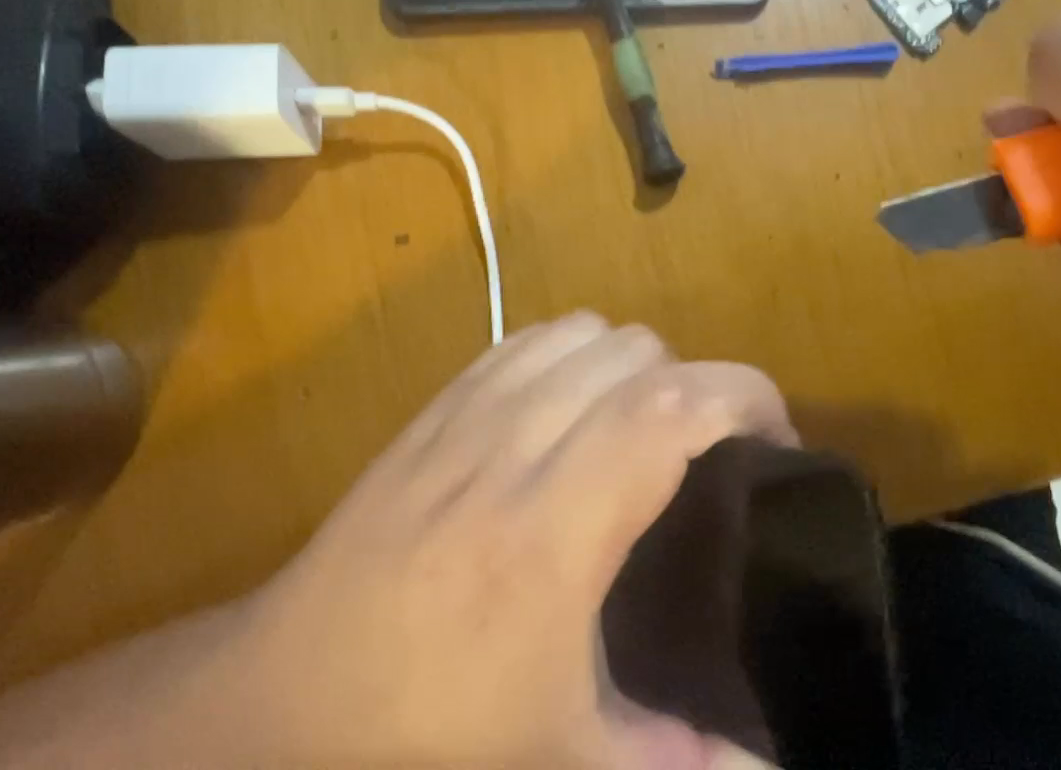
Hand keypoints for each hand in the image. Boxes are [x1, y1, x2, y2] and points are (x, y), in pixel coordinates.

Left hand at [226, 313, 793, 768]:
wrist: (283, 697)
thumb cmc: (428, 724)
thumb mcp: (563, 757)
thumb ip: (677, 762)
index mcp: (556, 526)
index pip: (672, 406)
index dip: (744, 397)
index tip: (777, 438)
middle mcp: (516, 447)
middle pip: (639, 354)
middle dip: (699, 385)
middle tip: (713, 450)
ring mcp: (467, 417)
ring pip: (585, 333)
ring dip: (636, 365)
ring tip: (646, 426)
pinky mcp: (433, 409)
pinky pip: (526, 339)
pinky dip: (574, 352)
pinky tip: (575, 405)